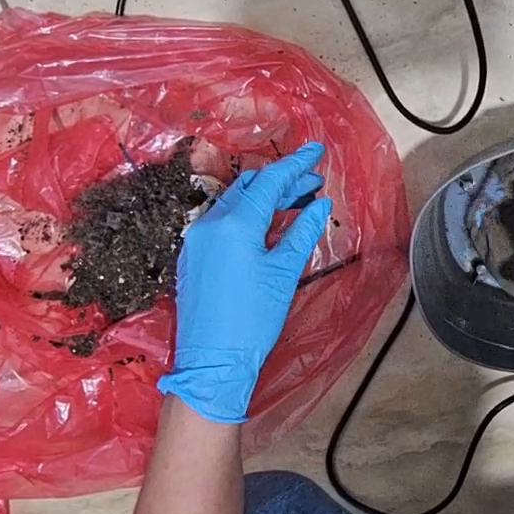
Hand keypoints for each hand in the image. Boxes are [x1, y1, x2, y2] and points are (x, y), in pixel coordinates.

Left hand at [158, 142, 332, 423]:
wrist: (213, 361)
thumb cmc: (252, 320)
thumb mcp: (285, 274)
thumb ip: (302, 234)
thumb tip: (320, 206)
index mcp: (235, 225)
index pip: (270, 182)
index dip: (296, 165)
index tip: (317, 152)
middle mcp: (210, 224)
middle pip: (249, 187)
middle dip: (282, 180)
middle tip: (312, 183)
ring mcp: (197, 240)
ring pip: (234, 202)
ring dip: (265, 197)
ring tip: (295, 201)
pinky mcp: (194, 256)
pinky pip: (222, 222)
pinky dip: (248, 215)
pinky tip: (268, 226)